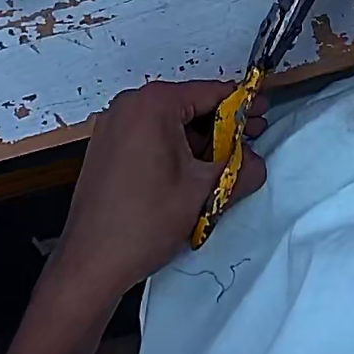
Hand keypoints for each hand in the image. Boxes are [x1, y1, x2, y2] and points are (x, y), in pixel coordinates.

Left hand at [51, 81, 268, 298]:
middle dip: (222, 124)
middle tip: (252, 136)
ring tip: (227, 161)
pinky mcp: (107, 147)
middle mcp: (129, 105)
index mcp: (153, 104)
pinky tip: (195, 171)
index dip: (241, 102)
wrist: (91, 262)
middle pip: (188, 105)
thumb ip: (239, 168)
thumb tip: (256, 163)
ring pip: (170, 123)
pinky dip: (175, 148)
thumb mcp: (203, 191)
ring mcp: (114, 125)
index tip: (262, 109)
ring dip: (200, 140)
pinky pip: (150, 136)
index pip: (209, 92)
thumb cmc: (144, 221)